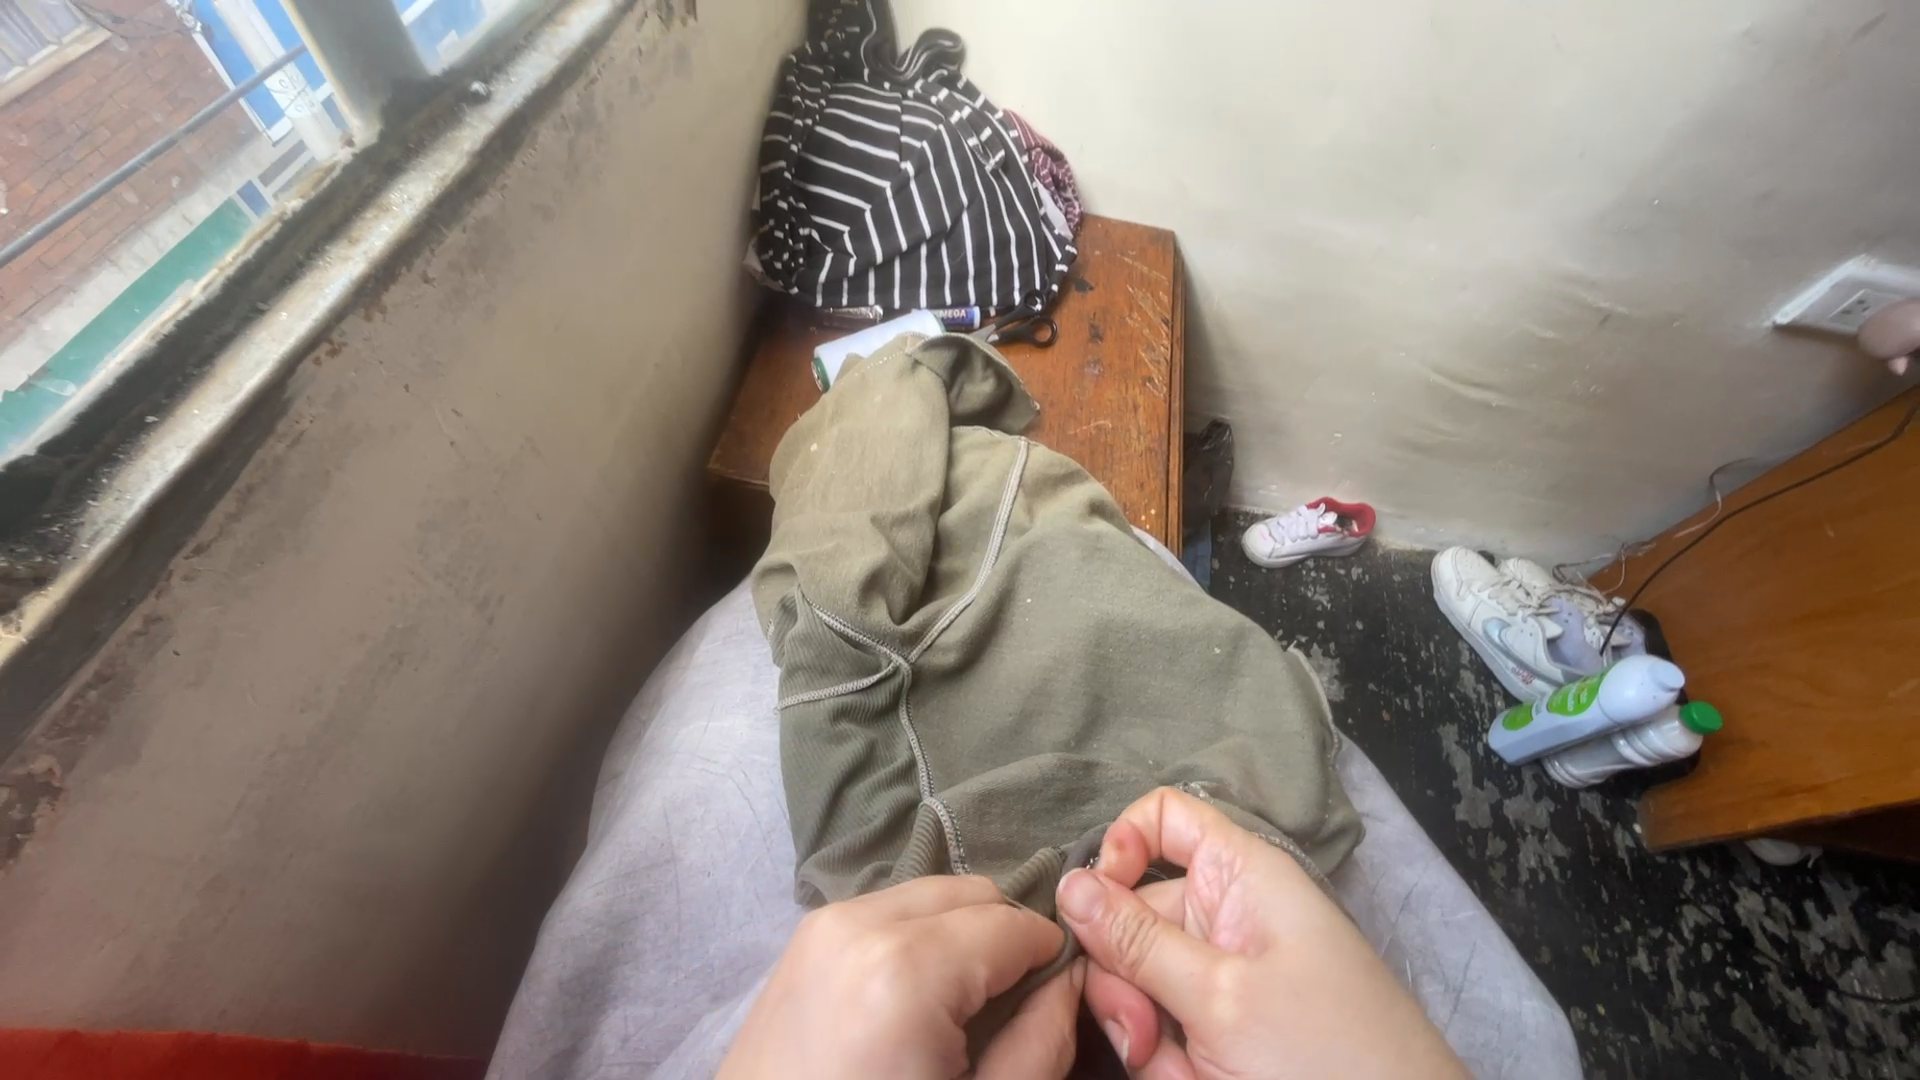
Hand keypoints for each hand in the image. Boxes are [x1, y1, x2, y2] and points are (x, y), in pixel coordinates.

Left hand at [720, 875, 1084, 1079]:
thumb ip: (1040, 1041)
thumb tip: (1072, 977)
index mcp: (907, 970)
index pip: (1010, 923)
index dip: (1047, 951)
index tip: (1061, 985)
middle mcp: (861, 923)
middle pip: (968, 891)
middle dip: (1003, 932)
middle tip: (1015, 996)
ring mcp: (824, 922)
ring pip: (928, 893)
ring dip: (961, 929)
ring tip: (965, 996)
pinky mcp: (803, 937)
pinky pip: (887, 908)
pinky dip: (918, 932)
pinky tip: (917, 991)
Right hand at [1057, 788, 1466, 1078]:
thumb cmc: (1327, 1059)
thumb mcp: (1221, 999)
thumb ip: (1136, 941)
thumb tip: (1067, 884)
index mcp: (1238, 875)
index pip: (1164, 817)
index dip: (1121, 844)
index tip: (1097, 901)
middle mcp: (1224, 914)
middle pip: (1134, 912)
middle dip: (1126, 978)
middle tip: (1142, 1034)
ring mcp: (1220, 976)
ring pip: (1139, 980)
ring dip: (1147, 1032)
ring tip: (1185, 1074)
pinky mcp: (1219, 1030)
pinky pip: (1163, 1027)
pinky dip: (1170, 1063)